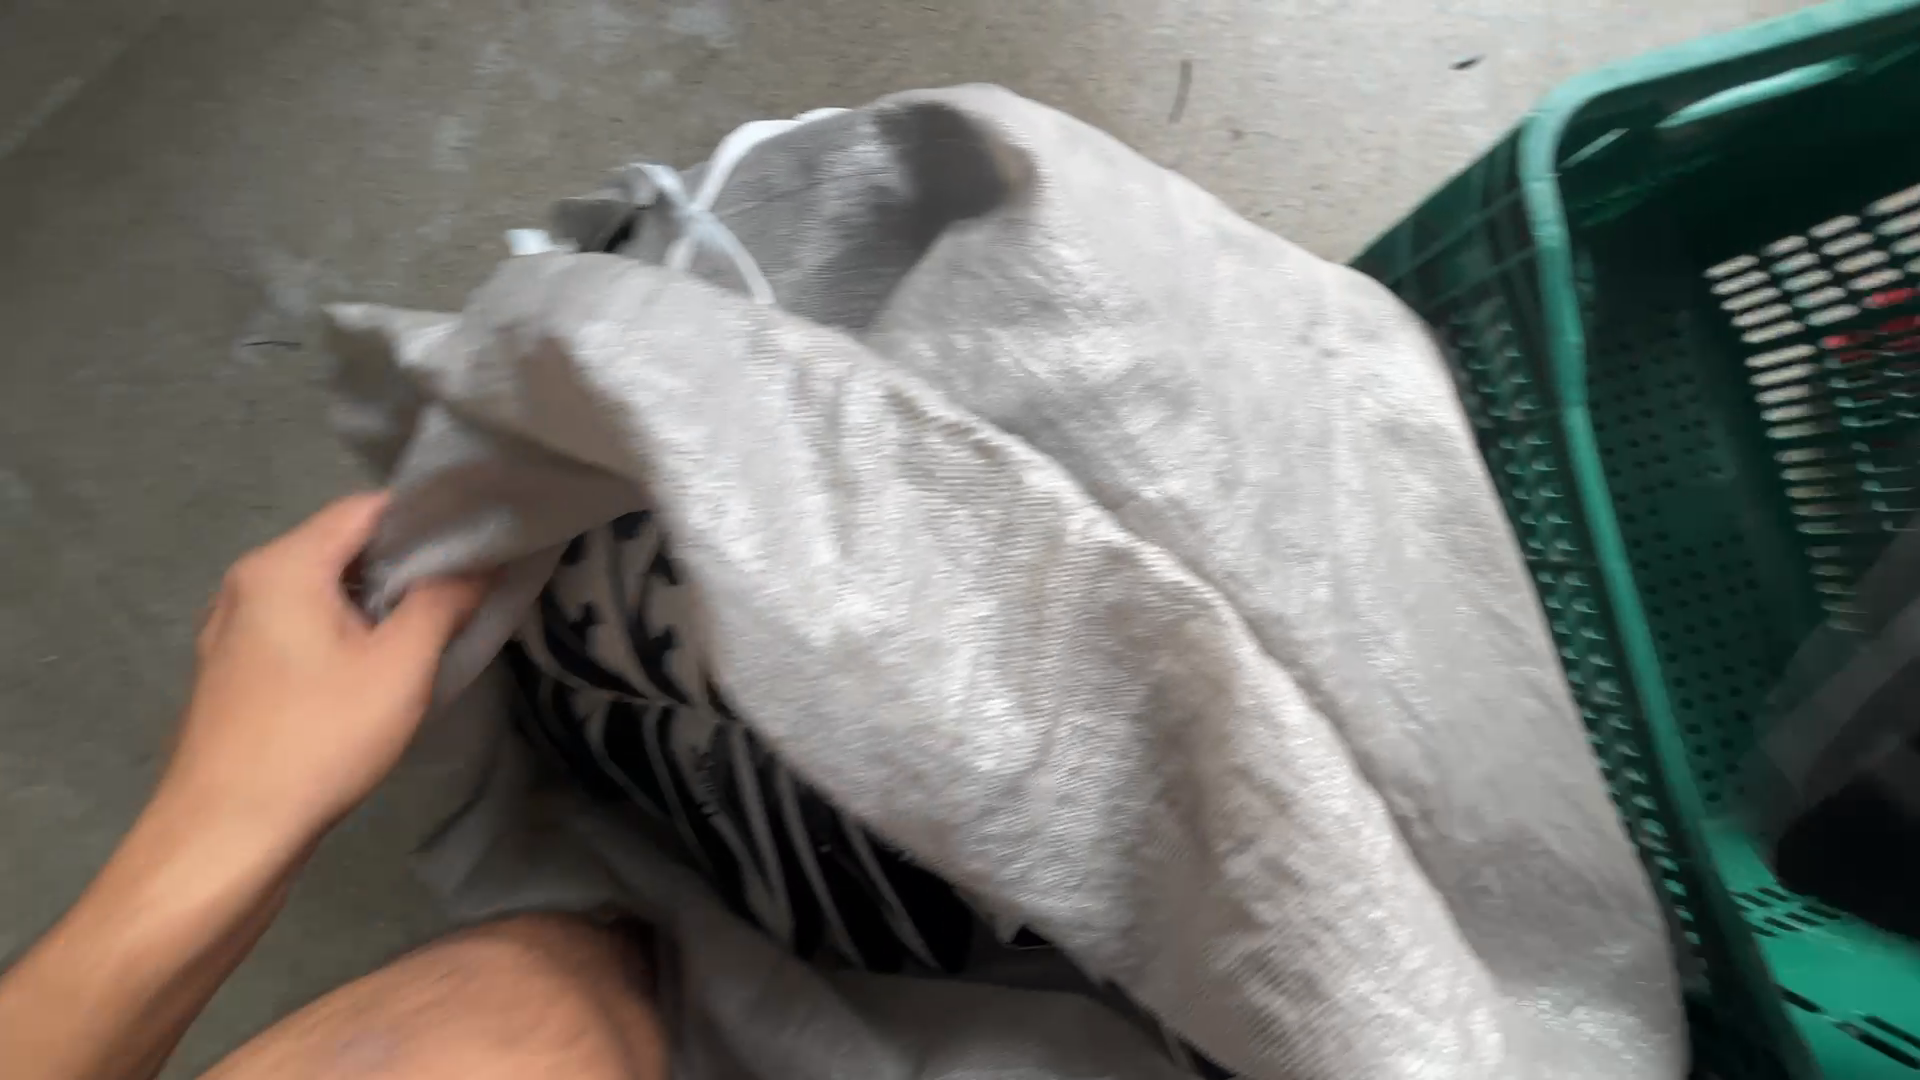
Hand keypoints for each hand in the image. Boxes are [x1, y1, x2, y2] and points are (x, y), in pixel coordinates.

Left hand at [160, 493, 485, 851]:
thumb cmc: (322, 734)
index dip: (430, 514)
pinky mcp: (241, 661)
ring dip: (387, 588)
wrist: (229, 832)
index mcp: (284, 567)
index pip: (367, 508)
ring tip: (444, 609)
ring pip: (329, 581)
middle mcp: (250, 582)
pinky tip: (389, 648)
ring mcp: (237, 624)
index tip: (485, 532)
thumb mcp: (403, 662)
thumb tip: (482, 562)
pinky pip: (309, 614)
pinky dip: (355, 616)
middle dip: (414, 553)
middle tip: (477, 573)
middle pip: (347, 542)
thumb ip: (446, 599)